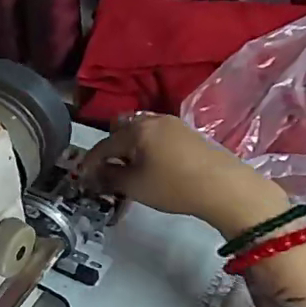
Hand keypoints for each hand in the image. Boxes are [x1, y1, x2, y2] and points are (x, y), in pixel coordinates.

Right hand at [78, 113, 289, 236]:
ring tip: (129, 171)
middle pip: (122, 130)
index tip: (82, 178)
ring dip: (130, 148)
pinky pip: (157, 137)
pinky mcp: (189, 135)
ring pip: (141, 132)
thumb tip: (95, 174)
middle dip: (110, 149)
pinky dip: (147, 149)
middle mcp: (152, 120)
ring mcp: (173, 125)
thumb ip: (110, 178)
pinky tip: (152, 167)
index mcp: (136, 129)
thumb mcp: (135, 186)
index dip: (90, 163)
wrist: (223, 186)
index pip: (104, 145)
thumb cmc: (173, 186)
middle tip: (107, 171)